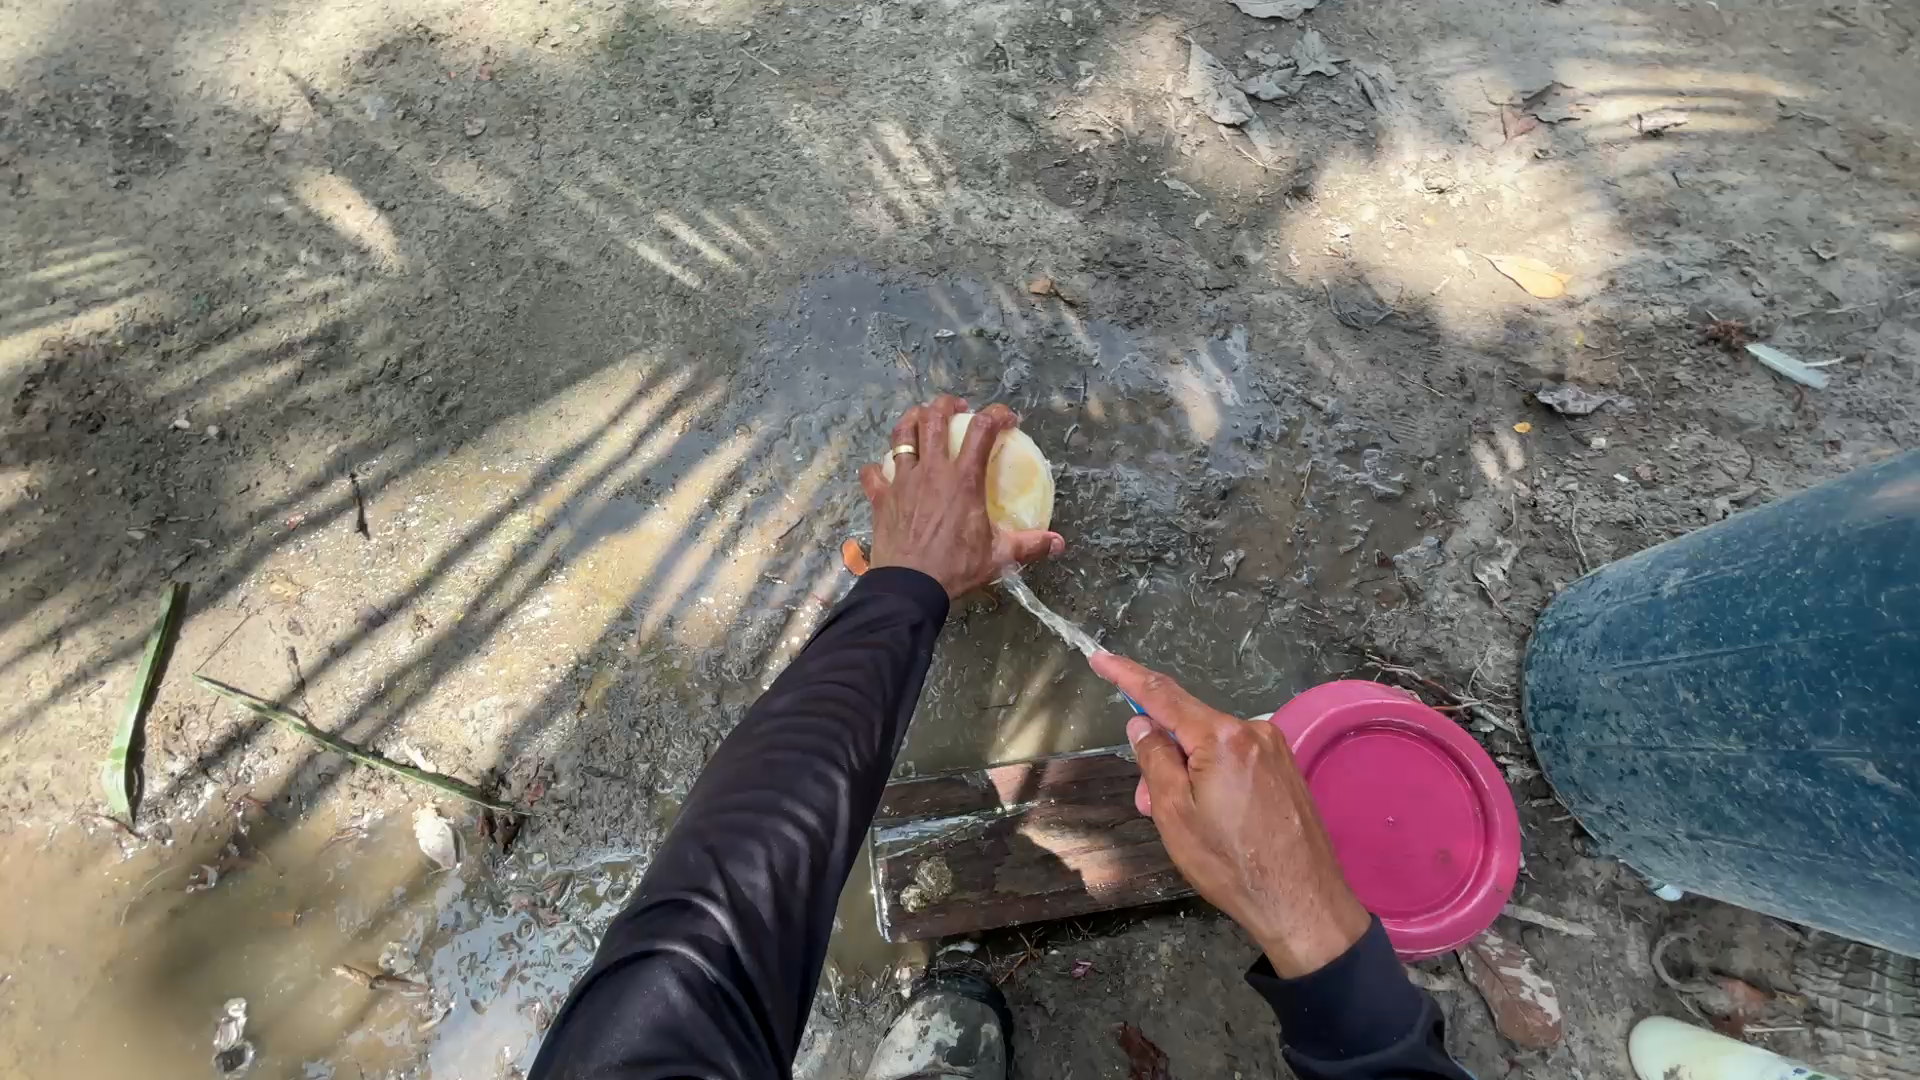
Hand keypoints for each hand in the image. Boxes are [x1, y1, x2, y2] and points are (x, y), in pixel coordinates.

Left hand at [857, 396, 1063, 598]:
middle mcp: (932, 471)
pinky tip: (881, 470)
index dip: (997, 414)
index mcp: (963, 480)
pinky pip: (873, 474)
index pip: (983, 430)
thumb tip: (1058, 543)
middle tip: (957, 408)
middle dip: (946, 405)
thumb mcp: (998, 557)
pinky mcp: (881, 498)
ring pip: (902, 436)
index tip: (1008, 418)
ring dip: (911, 421)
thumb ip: (1029, 545)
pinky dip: (877, 469)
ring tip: (919, 419)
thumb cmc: (955, 568)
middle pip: (935, 419)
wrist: (909, 587)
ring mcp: (902, 481)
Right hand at [1090, 651, 1371, 977]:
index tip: (1099, 657)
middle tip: (1149, 803)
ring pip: (1209, 745)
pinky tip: (1213, 815)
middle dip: (1160, 755)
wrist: (1306, 908)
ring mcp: (1274, 748)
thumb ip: (1154, 758)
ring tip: (1185, 821)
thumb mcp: (1174, 813)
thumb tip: (1142, 724)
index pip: (1162, 695)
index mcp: (1222, 736)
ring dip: (1185, 771)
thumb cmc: (1232, 864)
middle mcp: (1252, 730)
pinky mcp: (1285, 768)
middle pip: (1186, 725)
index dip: (1125, 675)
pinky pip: (1233, 758)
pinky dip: (1210, 776)